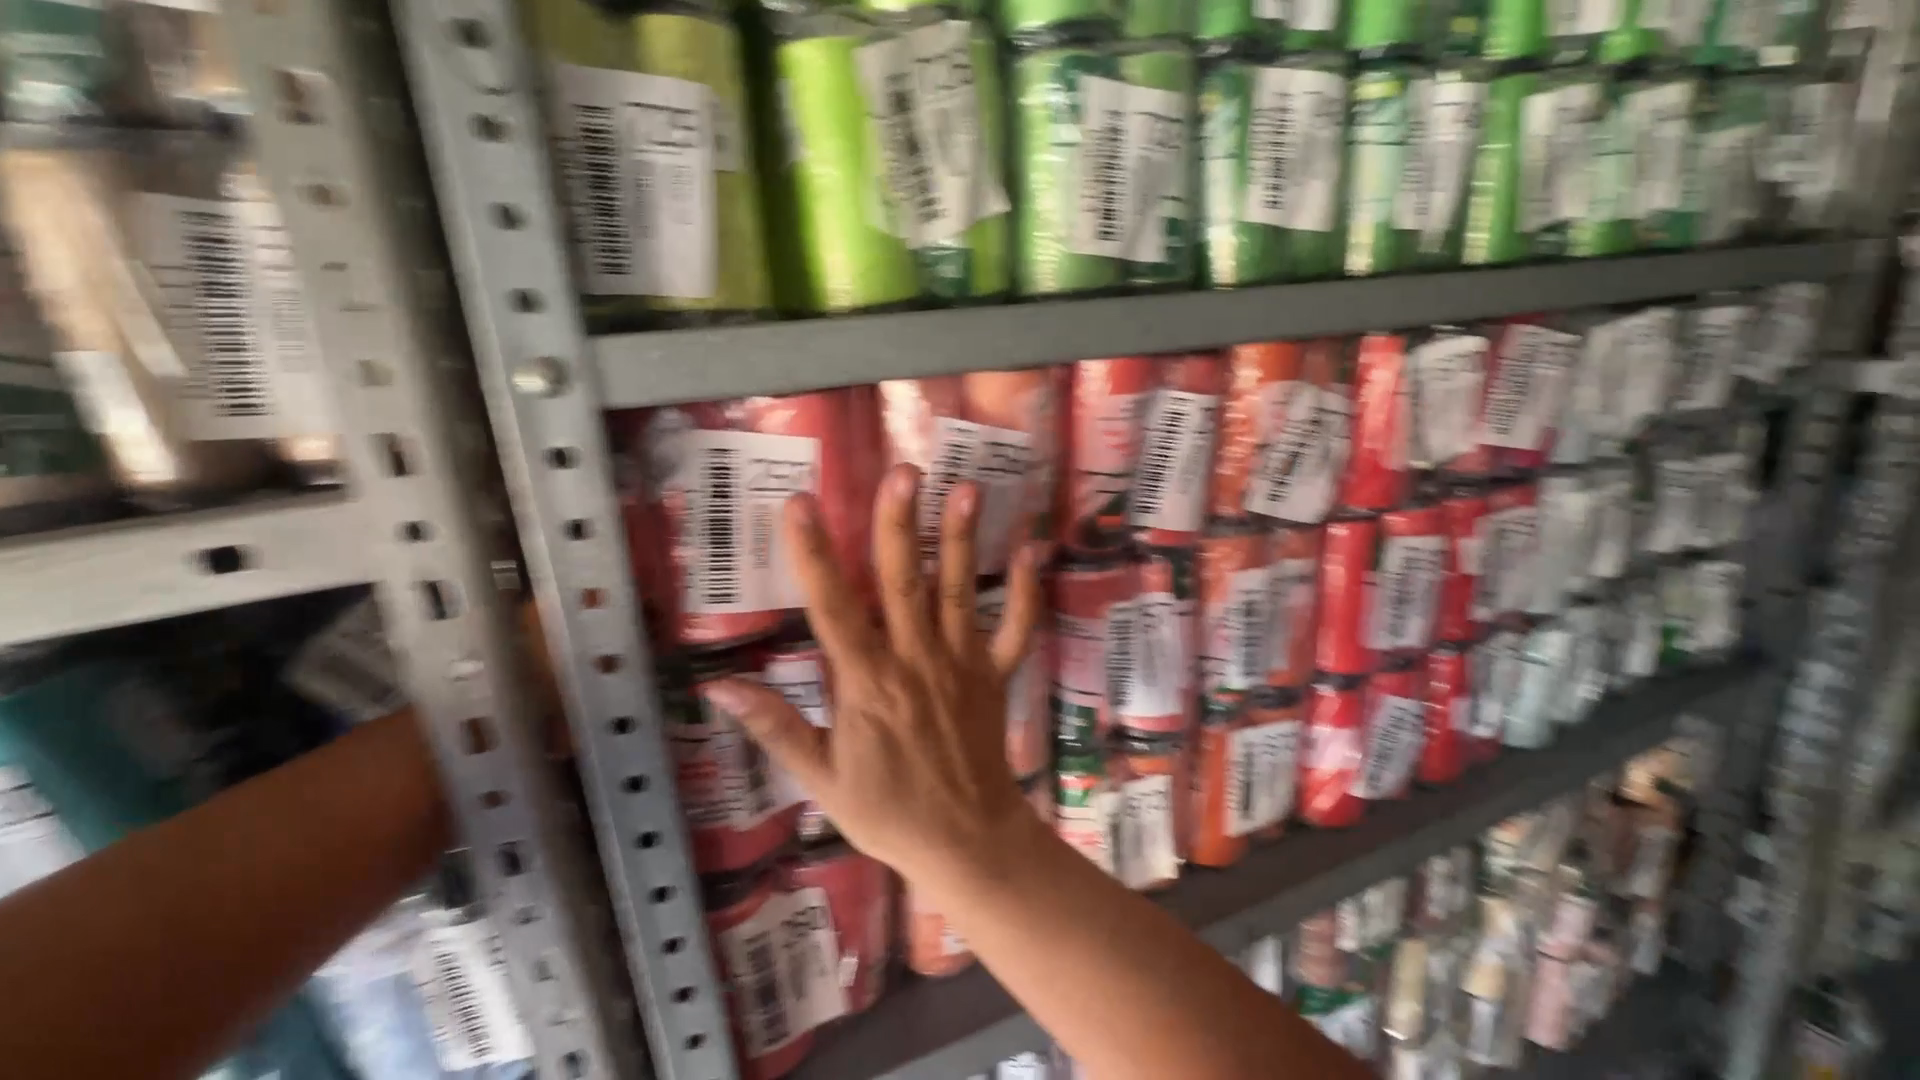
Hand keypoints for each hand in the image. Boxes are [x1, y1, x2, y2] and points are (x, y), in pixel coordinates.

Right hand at [704, 463, 1044, 886]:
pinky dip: (1025, 591)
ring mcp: (960, 664)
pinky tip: (1032, 550)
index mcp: (868, 683)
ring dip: (961, 539)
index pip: (833, 608)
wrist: (965, 841)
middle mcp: (915, 660)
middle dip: (899, 525)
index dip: (814, 555)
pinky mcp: (993, 675)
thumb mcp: (822, 778)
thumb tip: (720, 689)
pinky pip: (1013, 629)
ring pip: (958, 592)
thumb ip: (776, 727)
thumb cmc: (888, 813)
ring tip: (965, 489)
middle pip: (903, 583)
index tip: (800, 504)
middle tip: (904, 472)